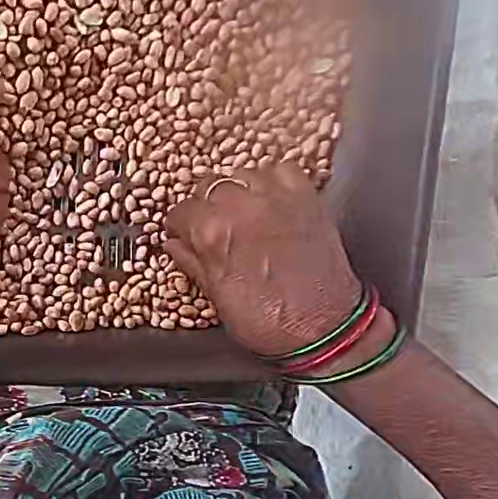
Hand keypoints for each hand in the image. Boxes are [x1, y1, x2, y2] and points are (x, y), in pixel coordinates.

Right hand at [162, 162, 364, 357]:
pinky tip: (267, 199)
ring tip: (238, 212)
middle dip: (204, 205)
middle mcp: (242, 208)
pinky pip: (282, 170)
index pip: (181, 212)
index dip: (179, 225)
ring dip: (236, 190)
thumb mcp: (217, 296)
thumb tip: (174, 245)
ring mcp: (277, 199)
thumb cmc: (268, 321)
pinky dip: (272, 179)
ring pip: (242, 173)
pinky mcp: (307, 199)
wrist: (323, 328)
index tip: (182, 233)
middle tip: (208, 225)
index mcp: (212, 233)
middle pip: (209, 186)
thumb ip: (193, 263)